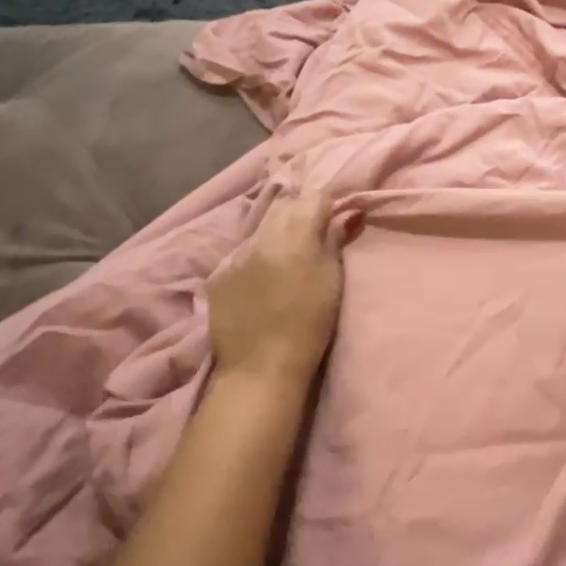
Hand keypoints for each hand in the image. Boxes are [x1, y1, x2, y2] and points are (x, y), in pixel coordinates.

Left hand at [206, 193, 345, 381]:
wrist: (260, 368)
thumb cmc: (310, 325)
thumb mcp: (332, 281)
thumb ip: (335, 241)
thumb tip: (347, 213)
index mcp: (294, 235)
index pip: (314, 197)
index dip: (329, 205)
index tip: (337, 220)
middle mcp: (261, 237)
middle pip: (284, 206)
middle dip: (301, 212)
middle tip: (315, 236)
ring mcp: (236, 255)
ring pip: (262, 228)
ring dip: (278, 233)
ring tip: (288, 259)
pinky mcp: (219, 275)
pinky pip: (242, 253)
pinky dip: (257, 257)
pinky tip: (263, 281)